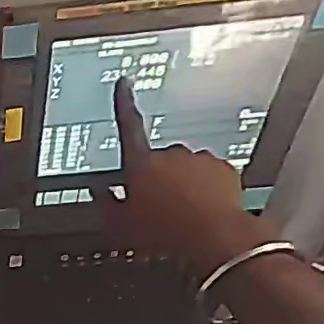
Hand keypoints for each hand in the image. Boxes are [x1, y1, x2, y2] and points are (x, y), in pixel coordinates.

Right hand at [110, 77, 273, 282]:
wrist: (213, 238)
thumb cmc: (165, 234)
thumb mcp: (122, 227)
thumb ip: (107, 206)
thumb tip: (100, 193)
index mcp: (142, 165)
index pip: (129, 127)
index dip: (123, 104)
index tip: (123, 85)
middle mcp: (171, 155)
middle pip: (158, 160)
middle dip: (158, 178)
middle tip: (157, 208)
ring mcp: (199, 160)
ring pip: (185, 170)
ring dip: (182, 186)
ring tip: (181, 217)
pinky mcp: (223, 169)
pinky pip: (209, 177)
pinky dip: (205, 191)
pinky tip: (201, 212)